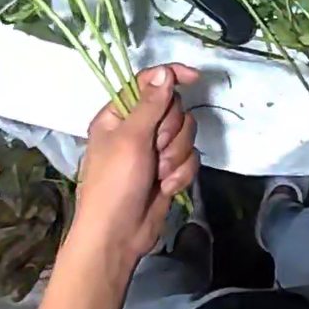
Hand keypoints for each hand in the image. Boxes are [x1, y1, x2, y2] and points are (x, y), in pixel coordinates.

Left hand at [71, 64, 199, 269]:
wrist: (118, 237)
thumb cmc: (114, 184)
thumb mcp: (130, 139)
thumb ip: (150, 104)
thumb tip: (164, 70)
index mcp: (118, 114)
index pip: (149, 82)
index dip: (171, 76)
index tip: (194, 78)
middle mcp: (137, 128)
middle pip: (173, 108)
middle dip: (170, 131)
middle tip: (155, 149)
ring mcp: (154, 150)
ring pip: (185, 133)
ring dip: (175, 155)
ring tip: (159, 174)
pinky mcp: (169, 170)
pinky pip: (189, 158)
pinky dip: (181, 173)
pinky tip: (166, 188)